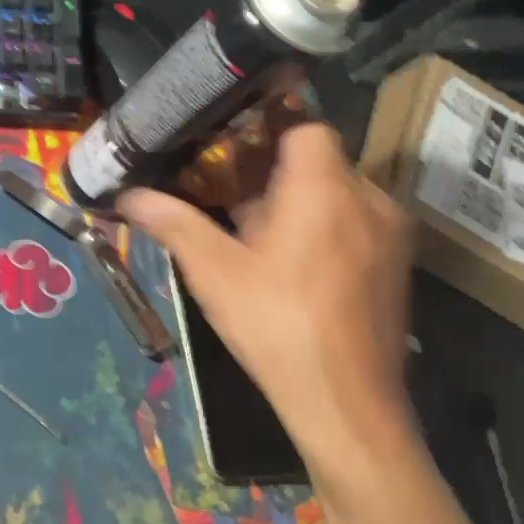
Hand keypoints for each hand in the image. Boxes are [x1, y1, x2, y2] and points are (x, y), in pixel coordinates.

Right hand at [114, 124, 415, 461]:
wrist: (344, 397)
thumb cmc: (274, 324)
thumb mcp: (213, 273)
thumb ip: (174, 225)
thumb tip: (128, 195)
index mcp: (324, 189)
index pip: (304, 126)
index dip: (265, 127)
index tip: (224, 143)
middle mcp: (367, 199)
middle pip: (318, 163)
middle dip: (270, 174)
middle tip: (222, 197)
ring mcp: (389, 234)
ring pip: (336, 196)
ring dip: (294, 205)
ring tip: (248, 235)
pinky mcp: (395, 265)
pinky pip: (352, 225)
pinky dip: (319, 229)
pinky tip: (284, 267)